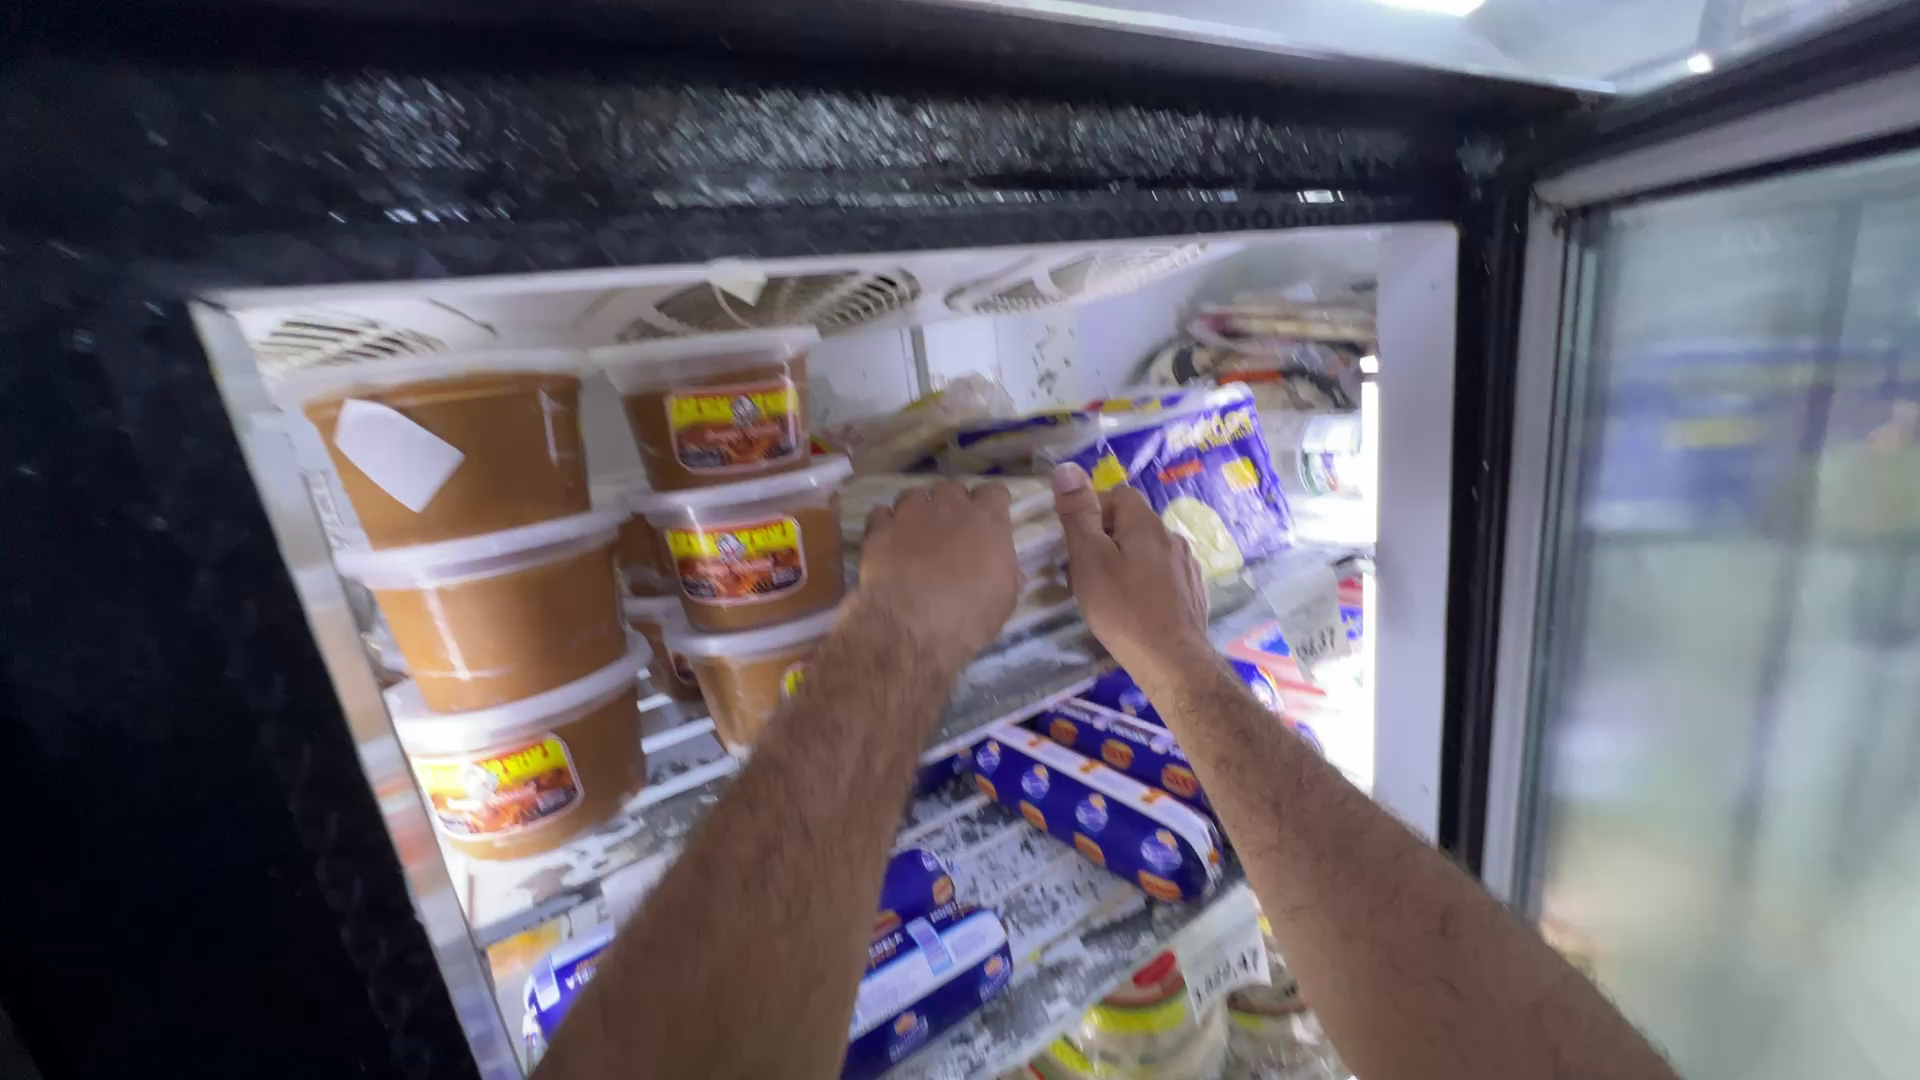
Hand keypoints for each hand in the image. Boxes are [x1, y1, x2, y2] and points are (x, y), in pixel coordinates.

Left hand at [856, 480, 1021, 673]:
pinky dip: (886, 525)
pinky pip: (882, 514)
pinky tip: (887, 542)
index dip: (992, 506)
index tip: (990, 521)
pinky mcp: (880, 527)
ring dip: (917, 511)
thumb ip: (1006, 575)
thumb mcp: (1004, 600)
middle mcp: (950, 505)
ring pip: (914, 496)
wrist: (914, 625)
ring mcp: (912, 513)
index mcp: (987, 519)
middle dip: (953, 505)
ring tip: (914, 534)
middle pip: (953, 489)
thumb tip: (1006, 569)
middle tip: (951, 531)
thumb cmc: (970, 615)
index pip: (995, 493)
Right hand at [1051, 463, 1210, 690]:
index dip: (1094, 512)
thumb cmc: (1123, 609)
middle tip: (1087, 571)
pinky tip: (1135, 608)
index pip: (1119, 495)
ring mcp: (1187, 565)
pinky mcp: (1193, 591)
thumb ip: (1078, 514)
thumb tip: (1066, 468)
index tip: (1079, 543)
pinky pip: (1162, 573)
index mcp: (1146, 524)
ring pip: (1148, 549)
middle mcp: (1172, 536)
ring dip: (1127, 560)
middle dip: (1108, 538)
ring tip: (1109, 592)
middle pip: (1133, 522)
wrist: (1172, 661)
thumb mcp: (1089, 559)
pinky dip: (1146, 581)